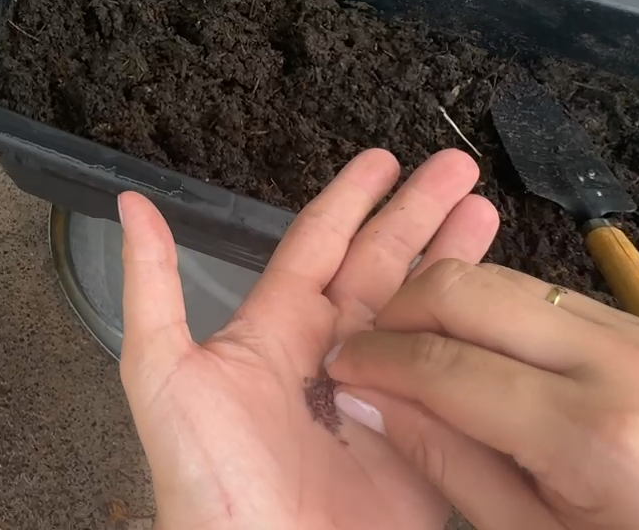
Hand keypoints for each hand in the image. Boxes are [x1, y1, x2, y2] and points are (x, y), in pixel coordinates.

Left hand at [119, 148, 499, 529]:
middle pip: (381, 268)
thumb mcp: (162, 370)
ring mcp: (383, 405)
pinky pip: (457, 390)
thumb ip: (151, 283)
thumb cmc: (204, 477)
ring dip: (456, 263)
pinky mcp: (423, 456)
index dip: (351, 201)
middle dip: (418, 215)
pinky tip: (508, 308)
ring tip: (486, 212)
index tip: (384, 160)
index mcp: (276, 330)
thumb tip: (131, 201)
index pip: (320, 246)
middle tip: (456, 168)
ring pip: (425, 316)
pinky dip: (481, 346)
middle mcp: (333, 358)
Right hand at [326, 260, 638, 529]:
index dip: (374, 362)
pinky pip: (540, 292)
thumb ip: (448, 464)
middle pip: (463, 291)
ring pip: (496, 277)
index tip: (334, 369)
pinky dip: (487, 307)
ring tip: (410, 345)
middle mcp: (617, 364)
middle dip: (396, 310)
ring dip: (437, 300)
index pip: (442, 366)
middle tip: (366, 350)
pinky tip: (474, 349)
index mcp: (595, 437)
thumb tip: (363, 399)